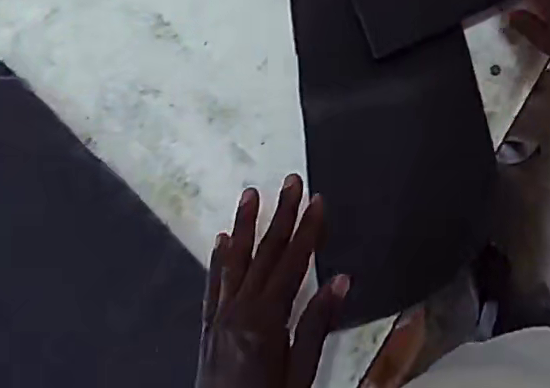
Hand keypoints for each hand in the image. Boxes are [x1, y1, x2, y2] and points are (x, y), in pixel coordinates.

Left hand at [197, 175, 350, 387]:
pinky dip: (219, 259)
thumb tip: (341, 280)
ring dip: (246, 224)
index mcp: (267, 319)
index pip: (292, 262)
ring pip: (236, 260)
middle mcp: (240, 310)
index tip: (317, 199)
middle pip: (265, 252)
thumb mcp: (300, 376)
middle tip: (292, 181)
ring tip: (251, 194)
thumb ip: (317, 326)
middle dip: (282, 214)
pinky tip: (222, 239)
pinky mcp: (208, 328)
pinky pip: (214, 285)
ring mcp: (221, 317)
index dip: (307, 229)